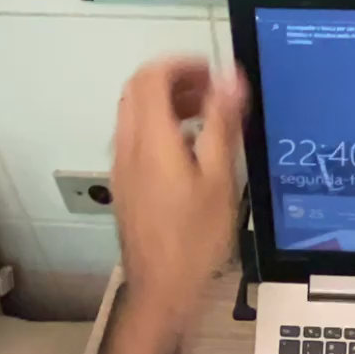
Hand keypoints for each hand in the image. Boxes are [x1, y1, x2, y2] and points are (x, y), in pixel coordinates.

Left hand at [110, 58, 244, 330]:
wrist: (163, 288)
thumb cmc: (195, 241)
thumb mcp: (219, 178)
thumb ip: (222, 123)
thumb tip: (231, 78)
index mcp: (151, 140)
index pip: (151, 77)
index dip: (182, 64)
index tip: (211, 73)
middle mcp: (128, 148)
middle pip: (139, 92)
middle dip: (175, 82)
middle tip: (210, 92)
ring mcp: (123, 169)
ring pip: (136, 117)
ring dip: (167, 106)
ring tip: (206, 120)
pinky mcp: (127, 187)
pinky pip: (137, 142)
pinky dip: (161, 130)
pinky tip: (191, 154)